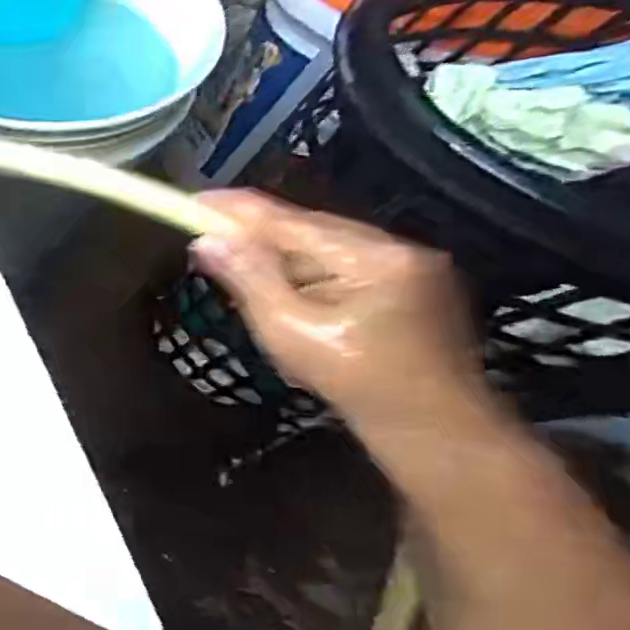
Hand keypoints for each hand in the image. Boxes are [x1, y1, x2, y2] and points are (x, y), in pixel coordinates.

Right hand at [190, 190, 487, 430]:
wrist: (435, 429)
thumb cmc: (355, 382)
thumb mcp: (287, 331)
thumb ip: (248, 279)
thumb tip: (207, 240)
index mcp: (371, 258)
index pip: (289, 220)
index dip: (237, 209)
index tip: (194, 200)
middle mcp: (399, 247)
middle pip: (310, 228)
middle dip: (259, 233)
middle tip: (211, 239)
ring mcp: (414, 265)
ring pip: (327, 245)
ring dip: (283, 253)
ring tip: (245, 271)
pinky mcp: (416, 283)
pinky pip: (347, 262)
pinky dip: (310, 269)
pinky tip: (290, 290)